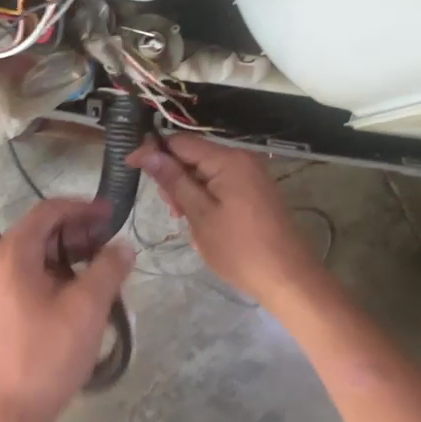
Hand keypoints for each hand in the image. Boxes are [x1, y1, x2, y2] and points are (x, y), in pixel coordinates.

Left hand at [0, 199, 133, 421]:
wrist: (4, 415)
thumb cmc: (45, 356)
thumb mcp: (86, 309)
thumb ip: (108, 269)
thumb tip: (123, 247)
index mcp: (10, 251)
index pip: (49, 210)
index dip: (83, 208)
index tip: (113, 214)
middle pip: (40, 231)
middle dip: (78, 233)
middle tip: (111, 244)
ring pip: (33, 255)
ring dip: (67, 255)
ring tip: (99, 270)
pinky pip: (23, 275)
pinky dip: (51, 273)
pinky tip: (75, 292)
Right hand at [128, 134, 323, 305]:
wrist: (289, 279)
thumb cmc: (240, 249)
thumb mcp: (200, 215)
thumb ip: (174, 180)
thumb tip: (148, 152)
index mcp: (228, 159)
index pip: (180, 142)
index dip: (154, 151)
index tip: (131, 166)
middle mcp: (242, 158)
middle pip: (194, 155)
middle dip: (174, 176)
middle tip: (171, 209)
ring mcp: (252, 174)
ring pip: (206, 170)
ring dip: (188, 188)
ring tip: (185, 219)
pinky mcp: (256, 190)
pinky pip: (221, 181)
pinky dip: (206, 195)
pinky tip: (201, 219)